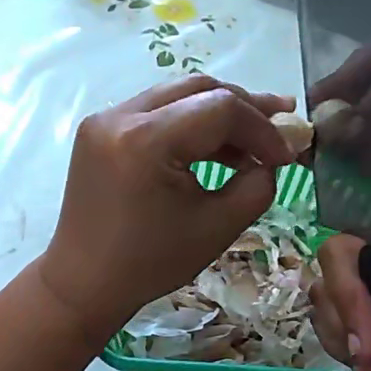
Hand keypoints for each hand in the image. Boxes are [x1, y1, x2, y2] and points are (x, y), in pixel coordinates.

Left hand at [38, 75, 295, 337]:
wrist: (84, 282)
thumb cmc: (150, 263)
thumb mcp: (218, 226)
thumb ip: (258, 182)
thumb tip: (276, 154)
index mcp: (145, 140)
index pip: (221, 109)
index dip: (262, 127)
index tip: (286, 155)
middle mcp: (119, 117)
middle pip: (198, 88)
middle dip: (244, 107)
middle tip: (281, 123)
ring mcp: (103, 120)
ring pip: (175, 96)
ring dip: (215, 113)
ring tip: (251, 139)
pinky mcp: (97, 131)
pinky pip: (152, 112)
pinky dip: (185, 123)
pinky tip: (211, 147)